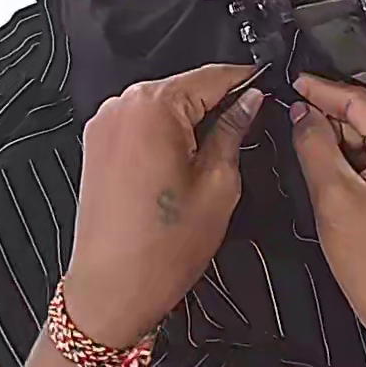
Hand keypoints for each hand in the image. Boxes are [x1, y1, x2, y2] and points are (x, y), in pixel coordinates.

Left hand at [63, 65, 262, 348]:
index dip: (246, 80)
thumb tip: (249, 101)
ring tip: (218, 150)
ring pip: (165, 104)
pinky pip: (143, 122)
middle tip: (250, 123)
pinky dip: (168, 132)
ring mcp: (105, 125)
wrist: (111, 291)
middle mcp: (122, 107)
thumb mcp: (218, 182)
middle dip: (220, 101)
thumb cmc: (161, 248)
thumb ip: (234, 130)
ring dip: (194, 118)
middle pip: (186, 86)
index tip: (267, 86)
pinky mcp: (98, 145)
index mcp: (153, 107)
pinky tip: (186, 159)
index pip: (212, 75)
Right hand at [288, 74, 365, 345]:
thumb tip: (302, 111)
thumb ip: (313, 143)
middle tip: (294, 124)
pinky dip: (351, 158)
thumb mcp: (333, 196)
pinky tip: (334, 176)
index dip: (322, 91)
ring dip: (338, 142)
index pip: (362, 102)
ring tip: (317, 167)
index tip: (296, 82)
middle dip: (328, 121)